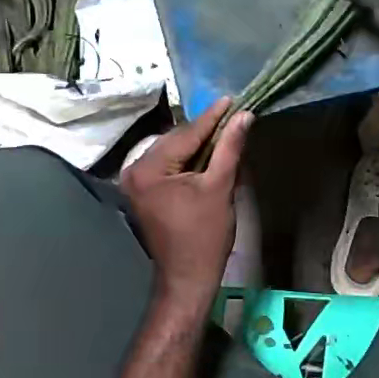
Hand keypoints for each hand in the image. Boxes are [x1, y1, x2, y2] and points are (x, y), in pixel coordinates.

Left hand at [119, 98, 252, 310]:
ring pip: (172, 151)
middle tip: (232, 115)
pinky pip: (168, 165)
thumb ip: (229, 148)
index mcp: (148, 169)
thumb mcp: (220, 187)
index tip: (231, 100)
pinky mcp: (142, 191)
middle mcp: (134, 171)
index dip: (212, 117)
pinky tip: (208, 152)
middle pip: (176, 141)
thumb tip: (244, 117)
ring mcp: (135, 182)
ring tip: (224, 130)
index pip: (185, 135)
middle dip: (204, 130)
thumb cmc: (205, 236)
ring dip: (197, 143)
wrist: (187, 277)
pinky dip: (187, 159)